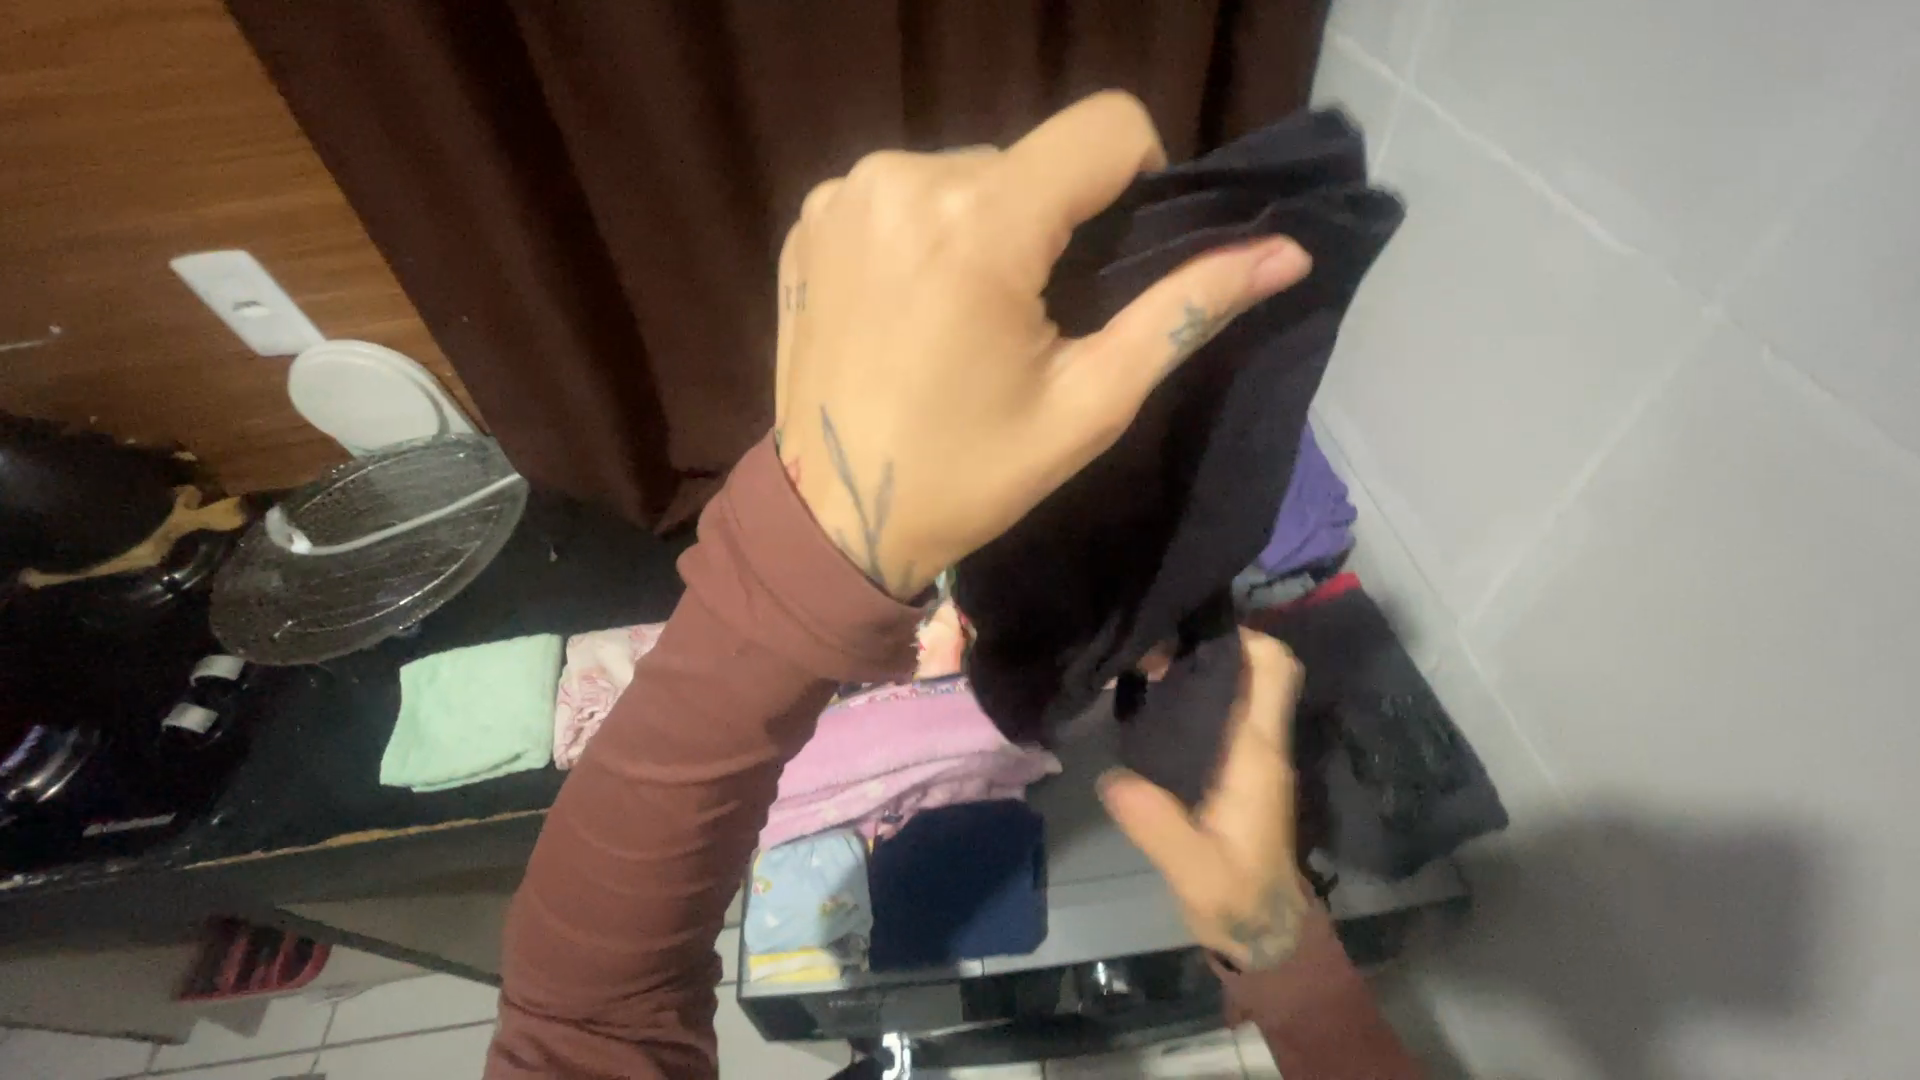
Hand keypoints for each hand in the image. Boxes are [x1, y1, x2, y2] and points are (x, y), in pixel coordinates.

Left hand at [772, 91, 1311, 597]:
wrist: (835, 520)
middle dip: (1051, 224)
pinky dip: (924, 237)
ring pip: (964, 175)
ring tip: (968, 319)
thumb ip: (1185, 311)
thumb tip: (1286, 252)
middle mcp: (902, 179)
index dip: (1139, 181)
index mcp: (980, 223)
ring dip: (987, 230)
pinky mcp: (808, 220)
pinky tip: (914, 308)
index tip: (1116, 260)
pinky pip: (900, 197)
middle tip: (1033, 319)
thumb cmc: (968, 477)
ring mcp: (844, 197)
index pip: (1106, 126)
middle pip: (1029, 160)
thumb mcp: (1088, 404)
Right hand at [1099, 629, 1312, 969]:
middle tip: (1149, 647)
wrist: (1260, 929)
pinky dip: (1188, 695)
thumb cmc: (1235, 896)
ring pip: (1235, 687)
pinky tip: (1145, 701)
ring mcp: (1249, 754)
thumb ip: (1156, 822)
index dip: (1243, 638)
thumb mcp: (1193, 868)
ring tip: (1140, 665)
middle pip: (1254, 668)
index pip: (1274, 672)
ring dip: (1195, 668)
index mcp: (1257, 753)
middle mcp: (1260, 743)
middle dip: (1207, 646)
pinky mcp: (1234, 768)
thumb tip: (1110, 778)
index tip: (1190, 631)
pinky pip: (1218, 711)